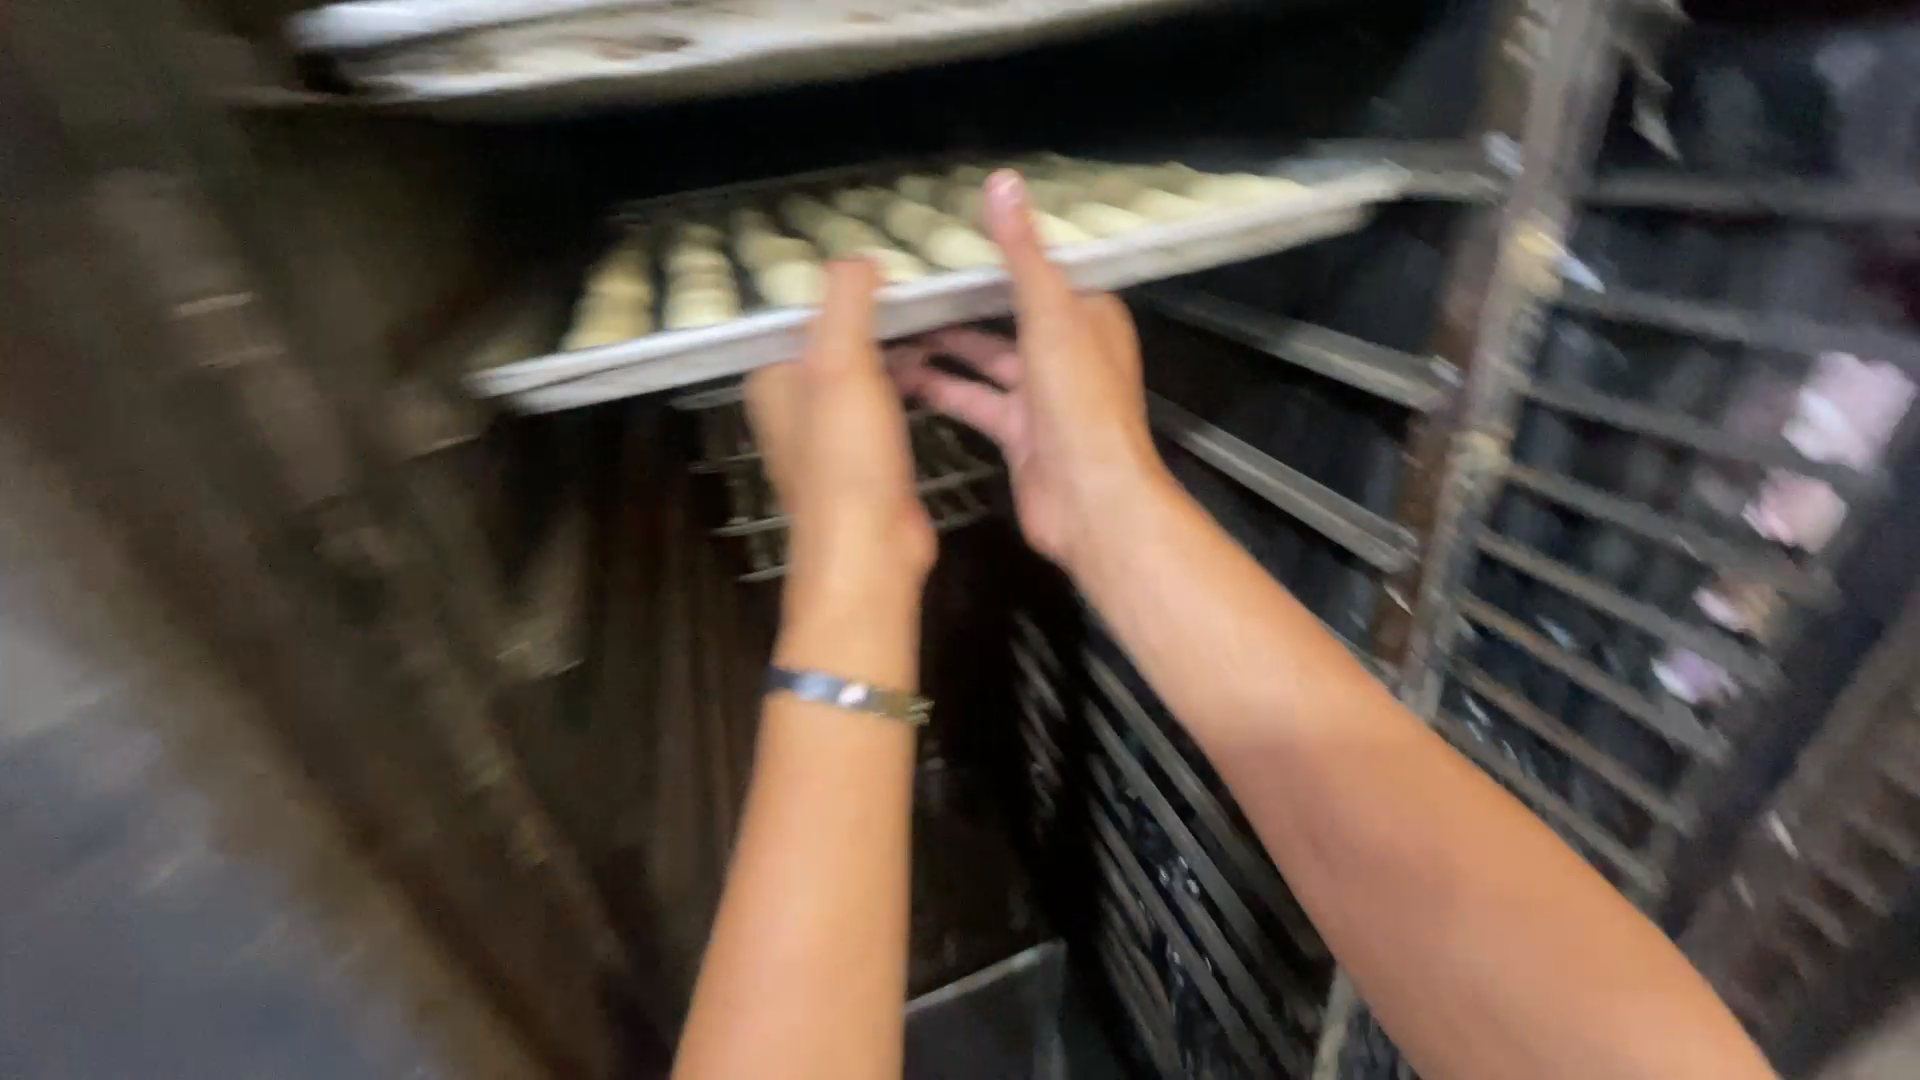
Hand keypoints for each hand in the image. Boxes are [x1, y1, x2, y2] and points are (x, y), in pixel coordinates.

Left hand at [746, 260, 934, 626]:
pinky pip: (883, 403)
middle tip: (922, 284)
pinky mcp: (866, 457)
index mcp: (773, 378)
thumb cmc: (847, 457)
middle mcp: (795, 404)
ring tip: (936, 313)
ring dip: (893, 347)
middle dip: (874, 314)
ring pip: (862, 372)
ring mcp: (831, 434)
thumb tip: (857, 256)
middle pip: (833, 341)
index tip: (886, 263)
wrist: (871, 548)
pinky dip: (905, 380)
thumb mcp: (841, 366)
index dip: (840, 288)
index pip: (800, 312)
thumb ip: (846, 303)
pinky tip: (937, 363)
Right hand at [890, 170, 1168, 573]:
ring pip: (986, 362)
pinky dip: (944, 390)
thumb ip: (1022, 254)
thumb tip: (1002, 182)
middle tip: (908, 283)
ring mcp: (1042, 398)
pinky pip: (976, 402)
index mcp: (1087, 315)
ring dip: (944, 348)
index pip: (1040, 270)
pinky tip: (904, 376)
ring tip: (893, 326)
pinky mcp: (1019, 435)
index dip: (999, 252)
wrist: (1090, 499)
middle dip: (962, 303)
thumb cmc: (1078, 400)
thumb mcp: (1050, 315)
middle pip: (1007, 316)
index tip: (949, 237)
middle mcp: (1068, 352)